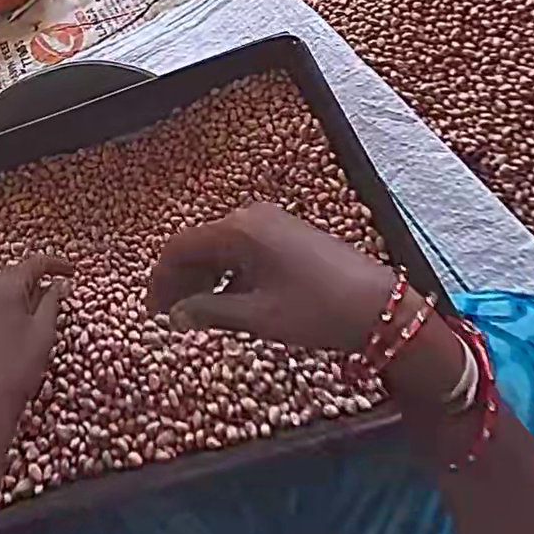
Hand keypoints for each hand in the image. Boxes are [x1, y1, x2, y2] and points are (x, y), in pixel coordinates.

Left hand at [0, 256, 73, 432]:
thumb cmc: (17, 367)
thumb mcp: (43, 332)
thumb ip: (52, 301)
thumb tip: (59, 284)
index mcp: (3, 288)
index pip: (34, 264)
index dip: (56, 264)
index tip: (72, 271)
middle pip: (15, 276)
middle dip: (38, 282)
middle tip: (58, 294)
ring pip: (2, 293)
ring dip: (22, 297)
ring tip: (41, 314)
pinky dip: (8, 311)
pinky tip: (18, 330)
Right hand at [148, 202, 395, 350]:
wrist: (381, 305)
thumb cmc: (315, 310)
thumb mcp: (258, 316)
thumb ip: (208, 311)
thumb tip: (173, 318)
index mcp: (237, 230)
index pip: (180, 248)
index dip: (161, 279)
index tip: (152, 311)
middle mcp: (249, 216)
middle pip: (198, 245)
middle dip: (180, 280)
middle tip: (169, 316)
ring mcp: (269, 221)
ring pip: (219, 247)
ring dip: (203, 277)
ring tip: (194, 312)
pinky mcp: (285, 232)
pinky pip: (241, 248)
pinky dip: (226, 273)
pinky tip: (226, 299)